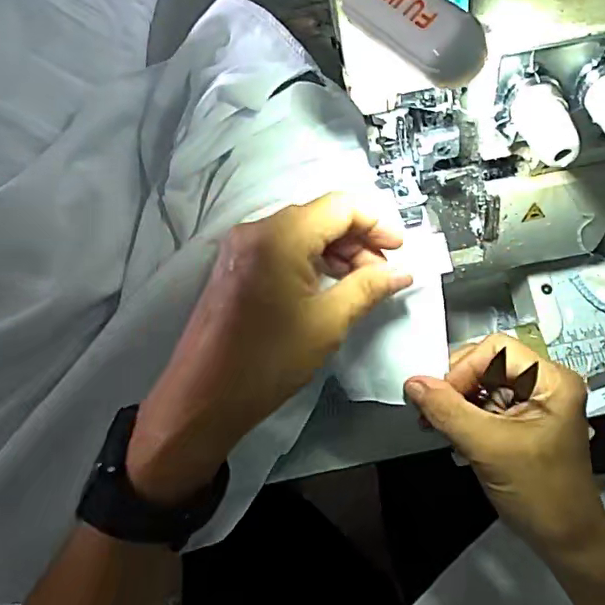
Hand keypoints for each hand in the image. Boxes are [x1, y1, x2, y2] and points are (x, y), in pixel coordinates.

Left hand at [129, 193, 411, 504]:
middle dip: (358, 238)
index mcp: (280, 237)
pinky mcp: (235, 265)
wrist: (202, 398)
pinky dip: (312, 258)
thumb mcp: (328, 322)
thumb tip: (401, 271)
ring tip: (361, 281)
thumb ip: (369, 287)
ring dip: (336, 249)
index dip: (376, 223)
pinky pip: (283, 246)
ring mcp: (241, 246)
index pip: (341, 206)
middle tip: (383, 271)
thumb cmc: (268, 360)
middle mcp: (256, 230)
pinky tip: (330, 284)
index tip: (399, 249)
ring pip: (303, 230)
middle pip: (321, 215)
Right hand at [403, 336, 604, 563]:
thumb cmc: (539, 493)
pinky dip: (468, 415)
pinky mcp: (526, 420)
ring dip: (459, 401)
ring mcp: (538, 401)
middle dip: (457, 384)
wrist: (566, 540)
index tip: (440, 399)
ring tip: (437, 424)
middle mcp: (548, 382)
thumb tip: (413, 383)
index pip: (497, 349)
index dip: (463, 369)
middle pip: (490, 362)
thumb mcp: (487, 448)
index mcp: (553, 380)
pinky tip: (454, 434)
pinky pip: (490, 403)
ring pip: (486, 383)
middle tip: (432, 411)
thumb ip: (448, 411)